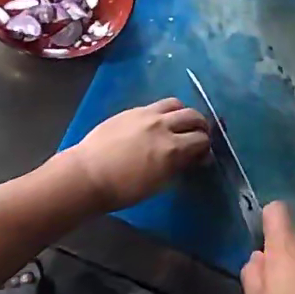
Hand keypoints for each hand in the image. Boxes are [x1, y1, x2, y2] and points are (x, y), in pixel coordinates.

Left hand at [56, 98, 209, 212]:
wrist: (88, 174)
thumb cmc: (123, 189)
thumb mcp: (158, 183)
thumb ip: (179, 166)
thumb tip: (193, 157)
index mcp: (172, 149)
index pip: (201, 140)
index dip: (205, 148)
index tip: (202, 156)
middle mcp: (162, 126)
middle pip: (193, 116)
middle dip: (201, 126)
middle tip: (198, 136)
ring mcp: (146, 114)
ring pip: (176, 104)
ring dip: (184, 113)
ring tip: (181, 124)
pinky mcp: (132, 110)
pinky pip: (157, 105)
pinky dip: (166, 112)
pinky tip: (160, 123)